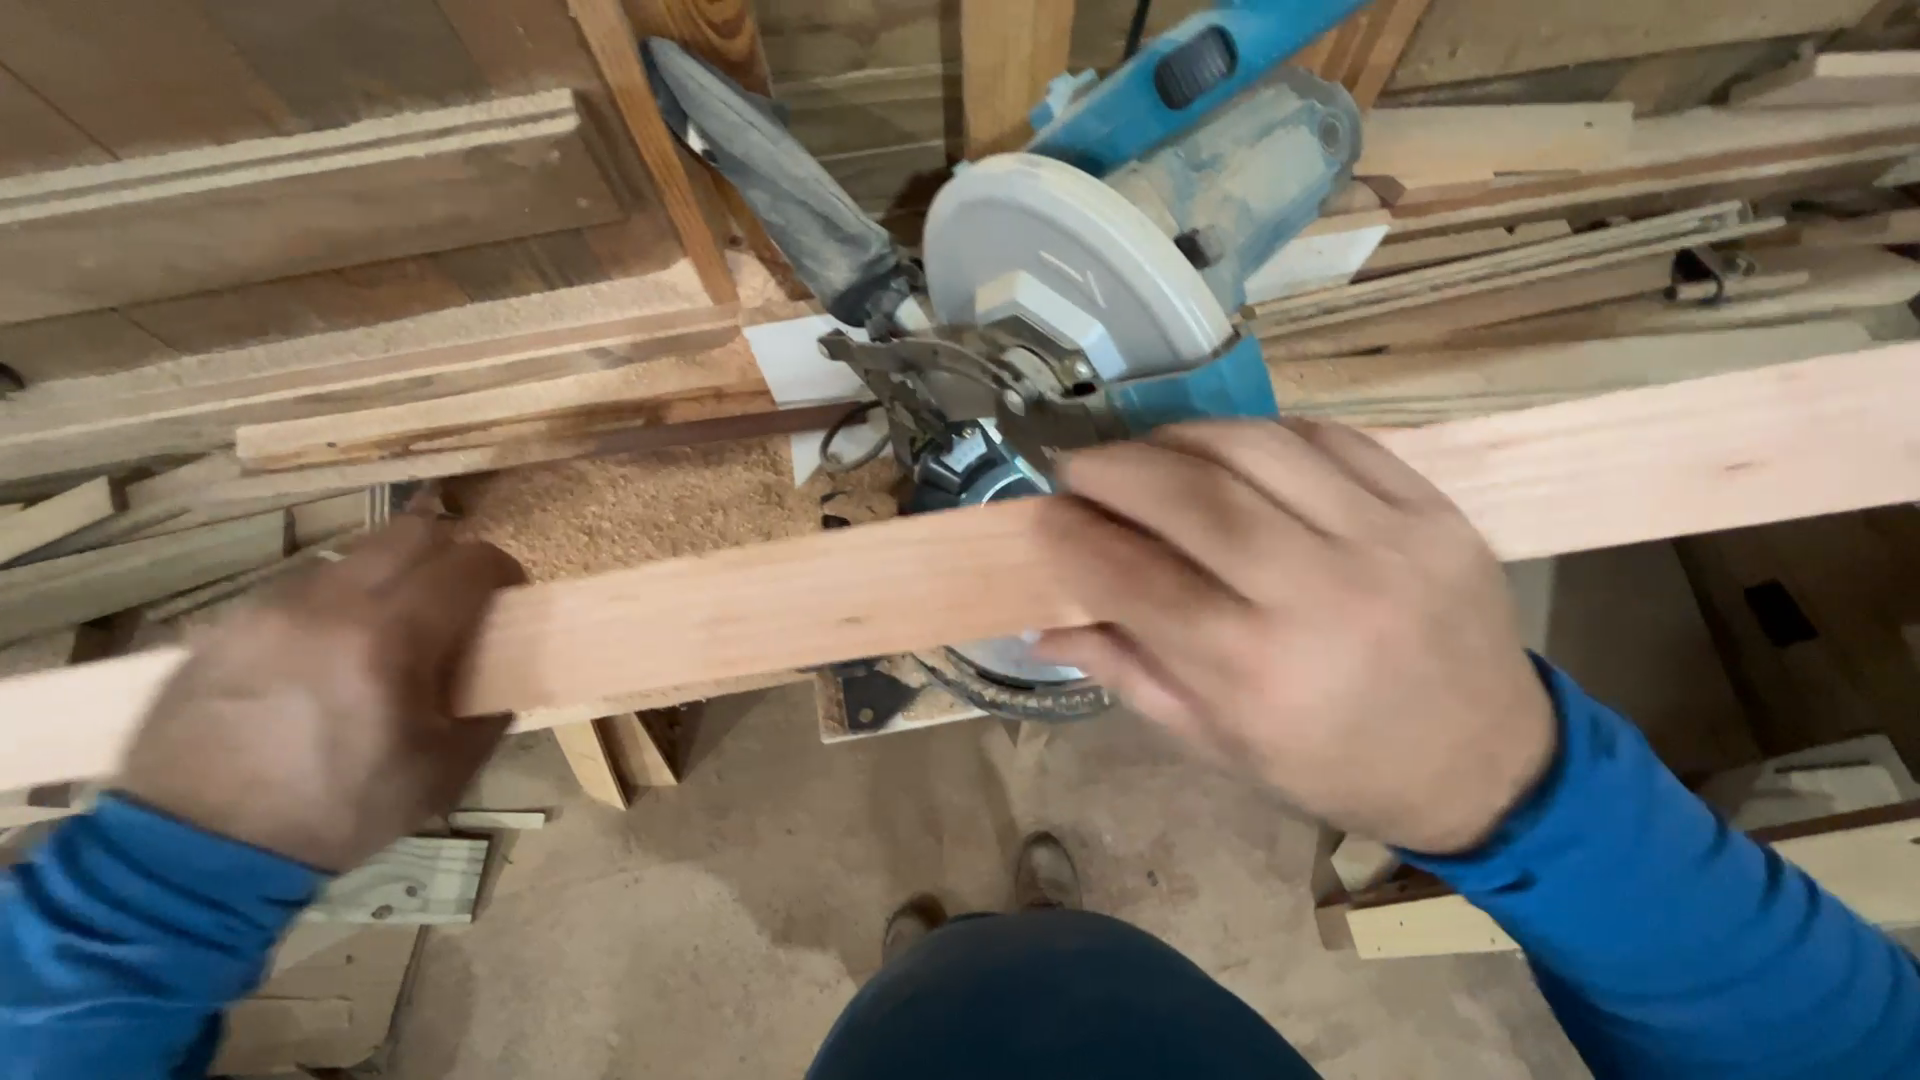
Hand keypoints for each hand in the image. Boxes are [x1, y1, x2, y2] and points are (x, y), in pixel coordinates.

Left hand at [118, 515, 526, 871]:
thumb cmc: (336, 812)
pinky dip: (340, 602)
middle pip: (414, 531)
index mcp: (390, 639)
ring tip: (392, 631)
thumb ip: (490, 709)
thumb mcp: (444, 773)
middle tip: (459, 601)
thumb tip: (503, 672)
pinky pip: (306, 586)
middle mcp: (329, 603)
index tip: (509, 600)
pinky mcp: (227, 621)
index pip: (470, 562)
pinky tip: (332, 652)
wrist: (190, 851)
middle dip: (452, 556)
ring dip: (393, 577)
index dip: (504, 573)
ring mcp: (269, 606)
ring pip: (358, 554)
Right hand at [1033, 419, 1555, 854]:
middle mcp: (1319, 597)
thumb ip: (1129, 672)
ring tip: (1149, 454)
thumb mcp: (1219, 744)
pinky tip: (1230, 451)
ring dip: (1180, 438)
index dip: (1074, 539)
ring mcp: (1385, 541)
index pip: (1135, 579)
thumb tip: (1043, 626)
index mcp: (1256, 674)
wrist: (1486, 762)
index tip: (1044, 518)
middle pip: (1192, 497)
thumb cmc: (1333, 765)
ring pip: (1256, 448)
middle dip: (1116, 469)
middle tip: (1080, 467)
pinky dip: (1259, 433)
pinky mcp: (1433, 508)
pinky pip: (1327, 436)